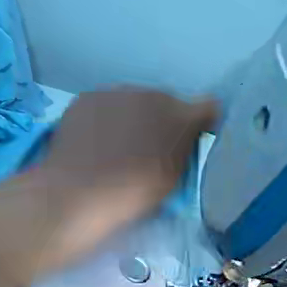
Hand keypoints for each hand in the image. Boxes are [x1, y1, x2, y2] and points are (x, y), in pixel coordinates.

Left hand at [23, 87, 215, 272]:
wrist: (78, 192)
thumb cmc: (133, 194)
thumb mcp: (173, 179)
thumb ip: (182, 151)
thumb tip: (180, 141)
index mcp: (183, 117)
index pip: (208, 107)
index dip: (199, 124)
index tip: (187, 142)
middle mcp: (153, 94)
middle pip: (166, 102)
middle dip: (160, 120)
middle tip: (146, 149)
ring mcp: (117, 92)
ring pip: (132, 100)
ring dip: (130, 116)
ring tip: (114, 146)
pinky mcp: (87, 96)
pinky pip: (103, 104)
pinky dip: (102, 117)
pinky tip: (92, 141)